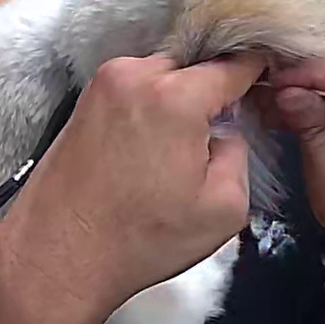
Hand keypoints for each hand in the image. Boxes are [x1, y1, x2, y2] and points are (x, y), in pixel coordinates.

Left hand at [0, 53, 263, 323]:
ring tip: (181, 144)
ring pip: (165, 74)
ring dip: (181, 96)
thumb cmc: (143, 240)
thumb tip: (225, 129)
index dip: (259, 73)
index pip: (235, 64)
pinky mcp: (84, 99)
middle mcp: (137, 73)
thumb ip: (240, 151)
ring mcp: (104, 82)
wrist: (55, 260)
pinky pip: (137, 86)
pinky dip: (153, 104)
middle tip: (221, 128)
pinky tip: (150, 145)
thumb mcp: (225, 207)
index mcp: (177, 96)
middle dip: (215, 89)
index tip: (269, 85)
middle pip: (198, 65)